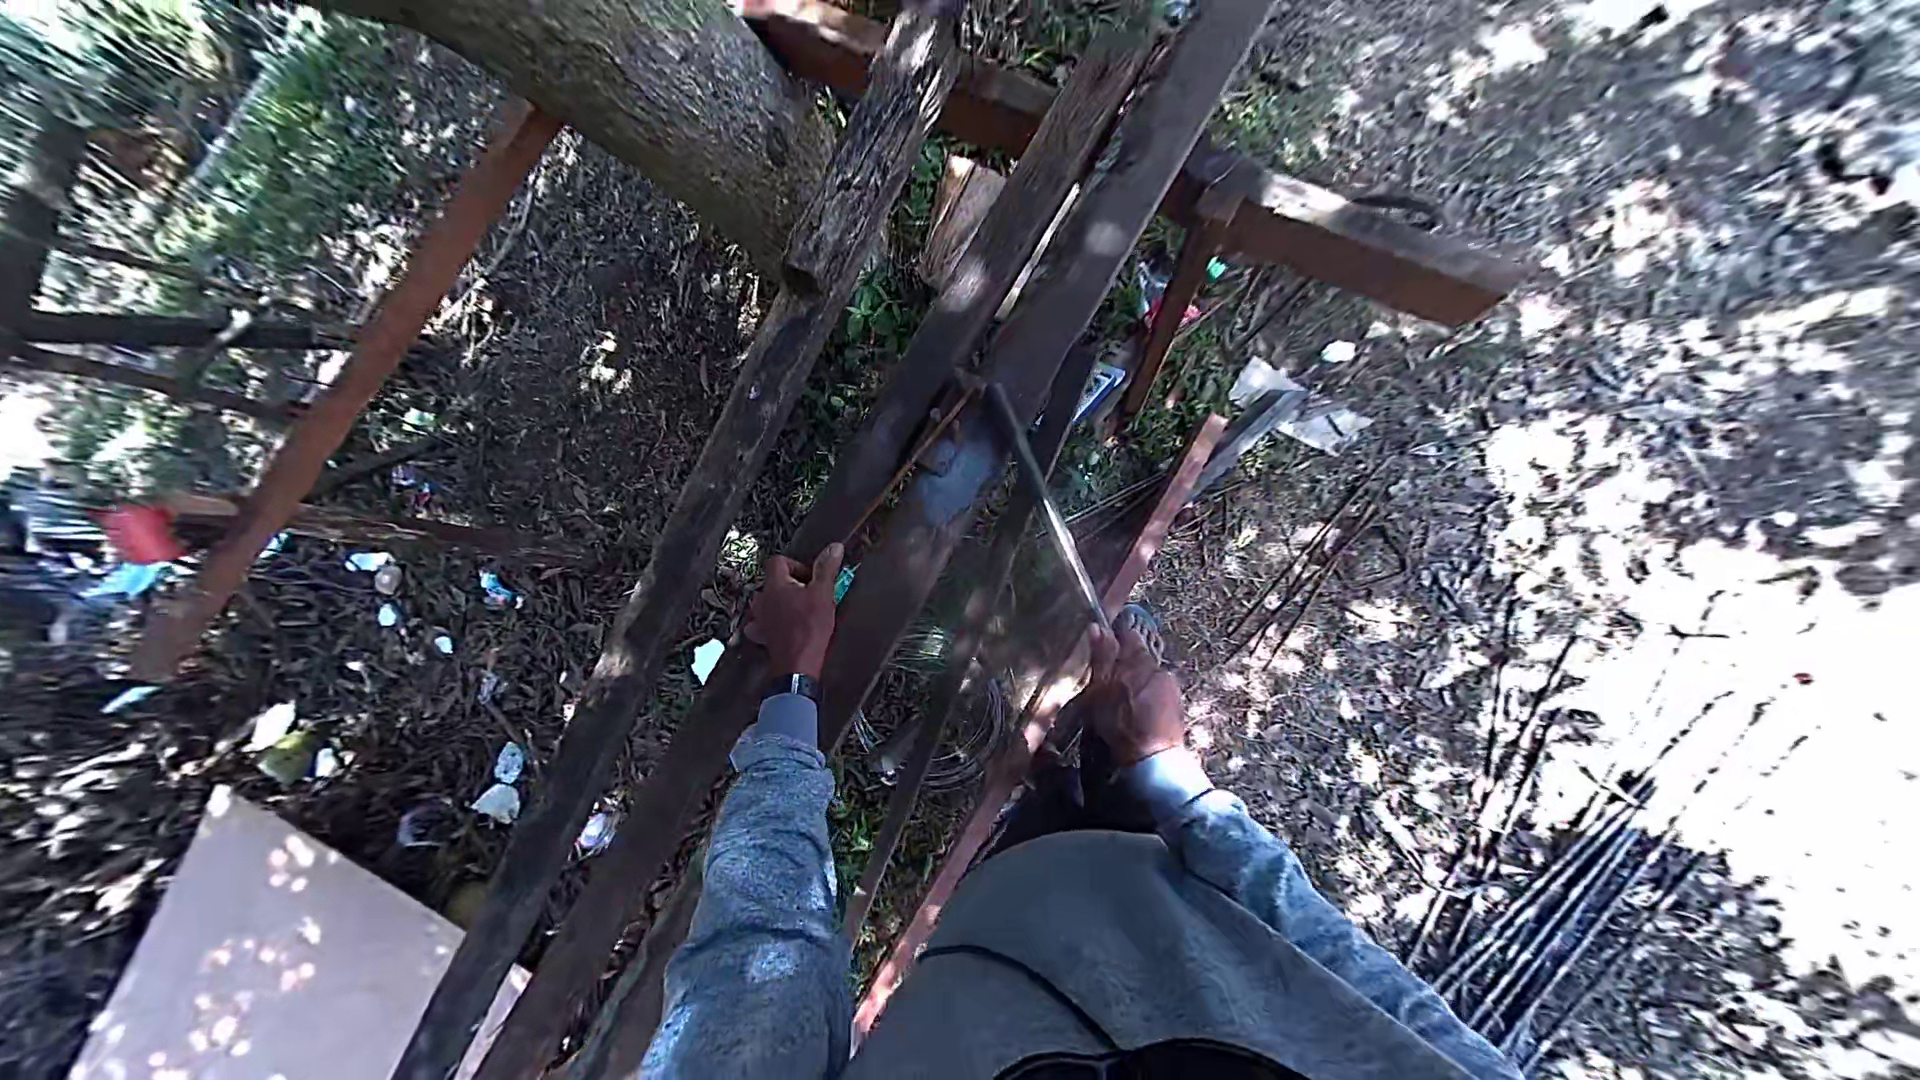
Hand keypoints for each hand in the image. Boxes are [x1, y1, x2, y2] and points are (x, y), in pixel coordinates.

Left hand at [744, 543, 843, 679]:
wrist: (799, 664)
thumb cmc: (809, 628)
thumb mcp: (823, 593)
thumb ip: (826, 569)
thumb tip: (833, 548)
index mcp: (775, 585)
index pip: (778, 561)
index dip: (797, 565)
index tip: (811, 577)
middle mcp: (762, 600)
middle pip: (773, 581)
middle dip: (792, 584)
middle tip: (810, 594)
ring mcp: (760, 618)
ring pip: (768, 601)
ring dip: (782, 602)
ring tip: (801, 610)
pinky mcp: (763, 635)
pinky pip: (764, 622)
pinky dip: (774, 621)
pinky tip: (786, 626)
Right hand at [1085, 622, 1185, 764]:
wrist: (1152, 758)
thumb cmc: (1120, 721)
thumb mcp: (1100, 687)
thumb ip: (1101, 657)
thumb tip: (1097, 627)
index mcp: (1139, 659)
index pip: (1128, 634)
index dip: (1115, 638)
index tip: (1104, 646)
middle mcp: (1159, 668)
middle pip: (1140, 656)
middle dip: (1125, 663)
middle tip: (1109, 679)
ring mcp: (1171, 687)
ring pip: (1149, 675)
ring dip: (1137, 681)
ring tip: (1123, 699)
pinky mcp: (1177, 705)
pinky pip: (1158, 692)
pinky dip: (1147, 696)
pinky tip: (1137, 711)